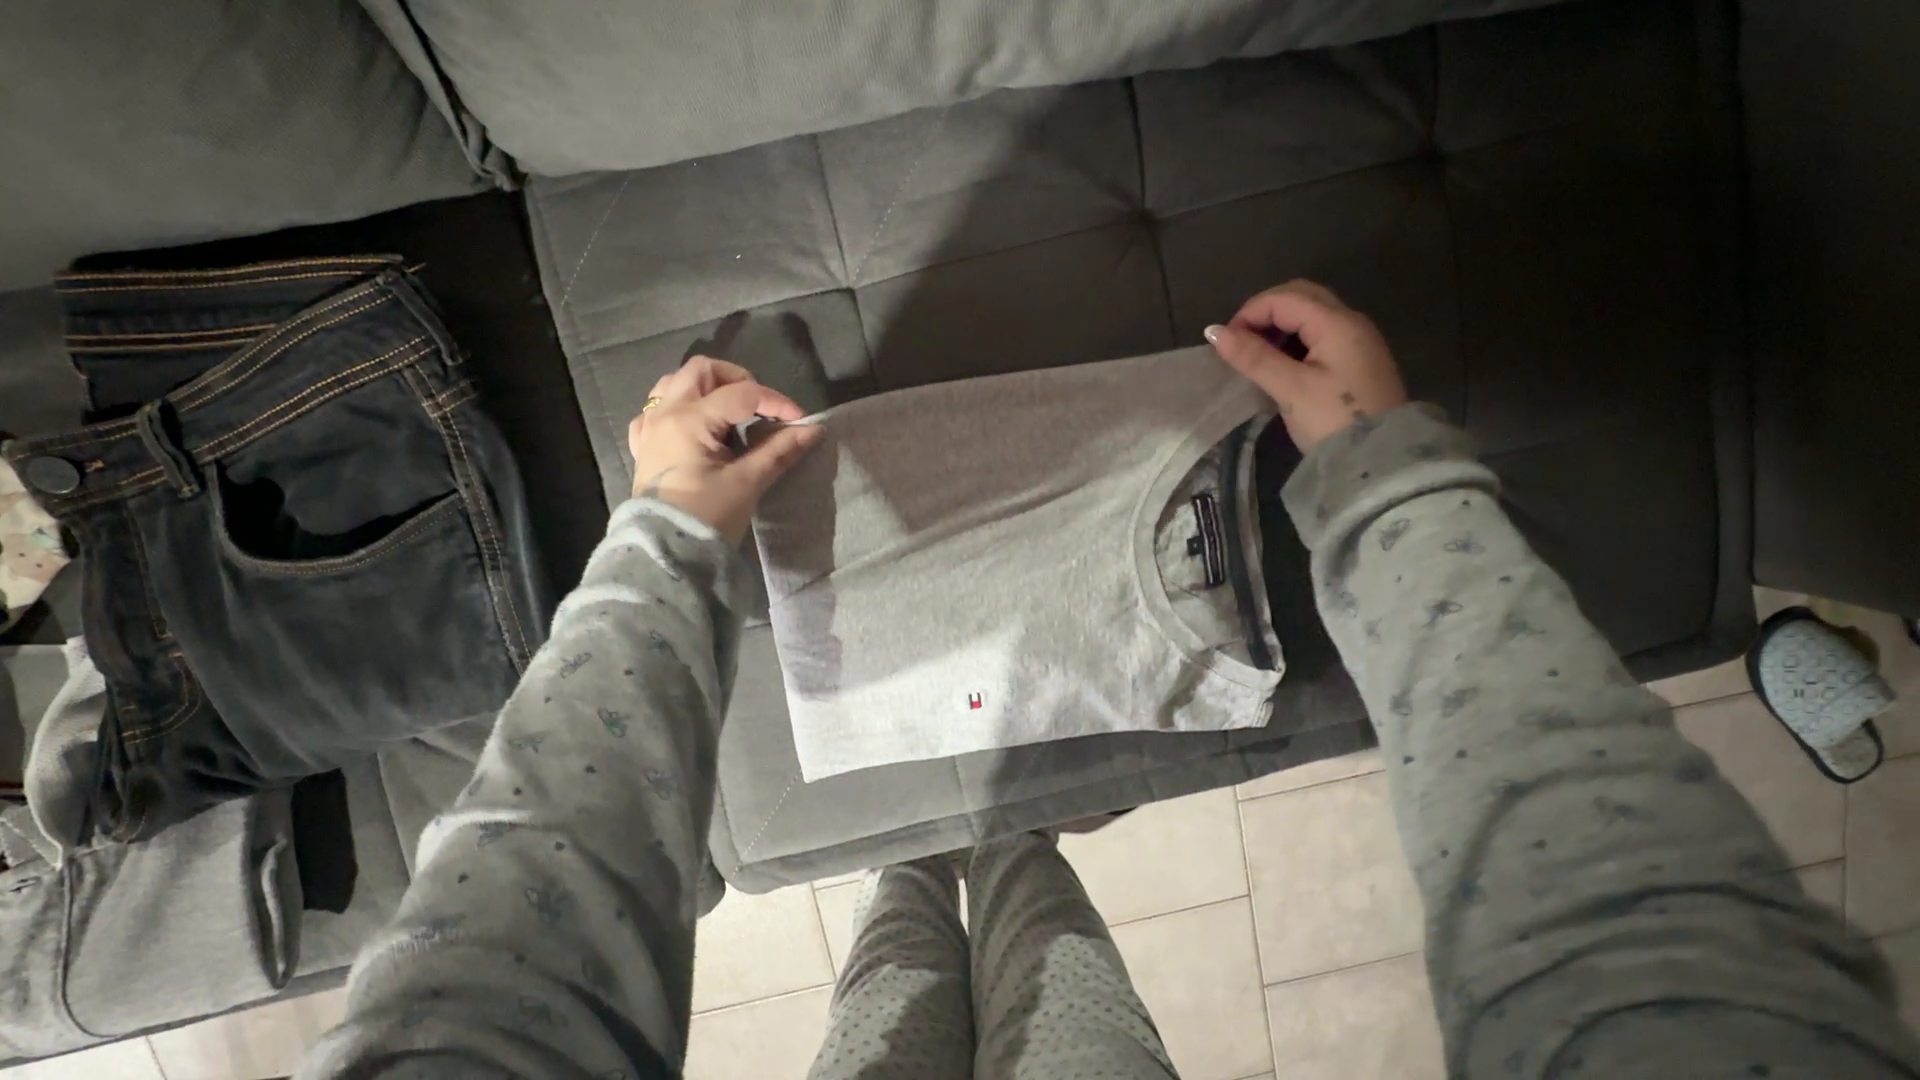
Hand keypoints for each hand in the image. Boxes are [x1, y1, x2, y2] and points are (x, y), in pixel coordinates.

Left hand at [627, 356, 823, 544]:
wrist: (667, 552)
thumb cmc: (708, 517)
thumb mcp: (748, 482)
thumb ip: (779, 450)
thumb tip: (811, 430)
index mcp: (689, 420)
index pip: (742, 394)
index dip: (776, 402)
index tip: (800, 421)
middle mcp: (665, 414)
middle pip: (702, 370)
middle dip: (737, 380)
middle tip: (760, 407)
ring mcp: (649, 428)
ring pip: (675, 383)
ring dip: (706, 388)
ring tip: (730, 413)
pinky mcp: (644, 446)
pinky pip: (656, 410)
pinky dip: (679, 408)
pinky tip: (695, 427)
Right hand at [1204, 279, 1407, 450]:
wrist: (1380, 460)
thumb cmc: (1333, 420)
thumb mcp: (1290, 388)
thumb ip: (1253, 357)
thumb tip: (1213, 332)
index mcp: (1337, 323)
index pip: (1285, 298)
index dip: (1250, 313)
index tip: (1226, 343)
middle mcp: (1351, 323)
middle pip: (1301, 298)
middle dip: (1265, 313)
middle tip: (1240, 343)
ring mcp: (1357, 342)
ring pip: (1311, 315)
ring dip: (1279, 327)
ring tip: (1256, 356)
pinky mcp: (1357, 362)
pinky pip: (1320, 336)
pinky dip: (1294, 341)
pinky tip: (1281, 366)